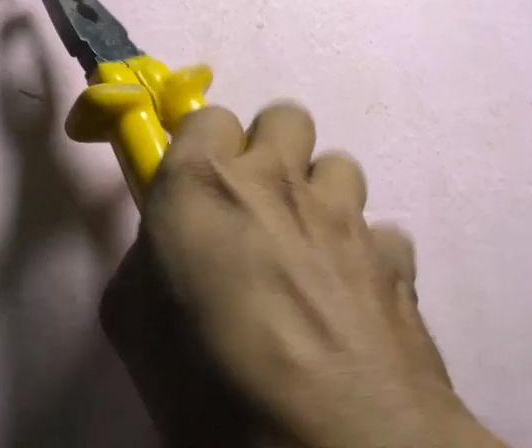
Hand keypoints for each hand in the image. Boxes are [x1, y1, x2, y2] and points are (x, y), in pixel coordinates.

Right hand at [102, 102, 503, 447]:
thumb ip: (145, 262)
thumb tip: (164, 254)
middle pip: (284, 116)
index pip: (208, 116)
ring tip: (307, 250)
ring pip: (339, 164)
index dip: (202, 148)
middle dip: (270, 150)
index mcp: (202, 182)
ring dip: (319, 195)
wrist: (332, 441)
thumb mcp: (132, 320)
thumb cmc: (208, 378)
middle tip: (254, 206)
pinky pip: (383, 233)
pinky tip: (351, 297)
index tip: (195, 186)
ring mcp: (344, 218)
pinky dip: (366, 255)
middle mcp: (275, 182)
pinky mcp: (399, 263)